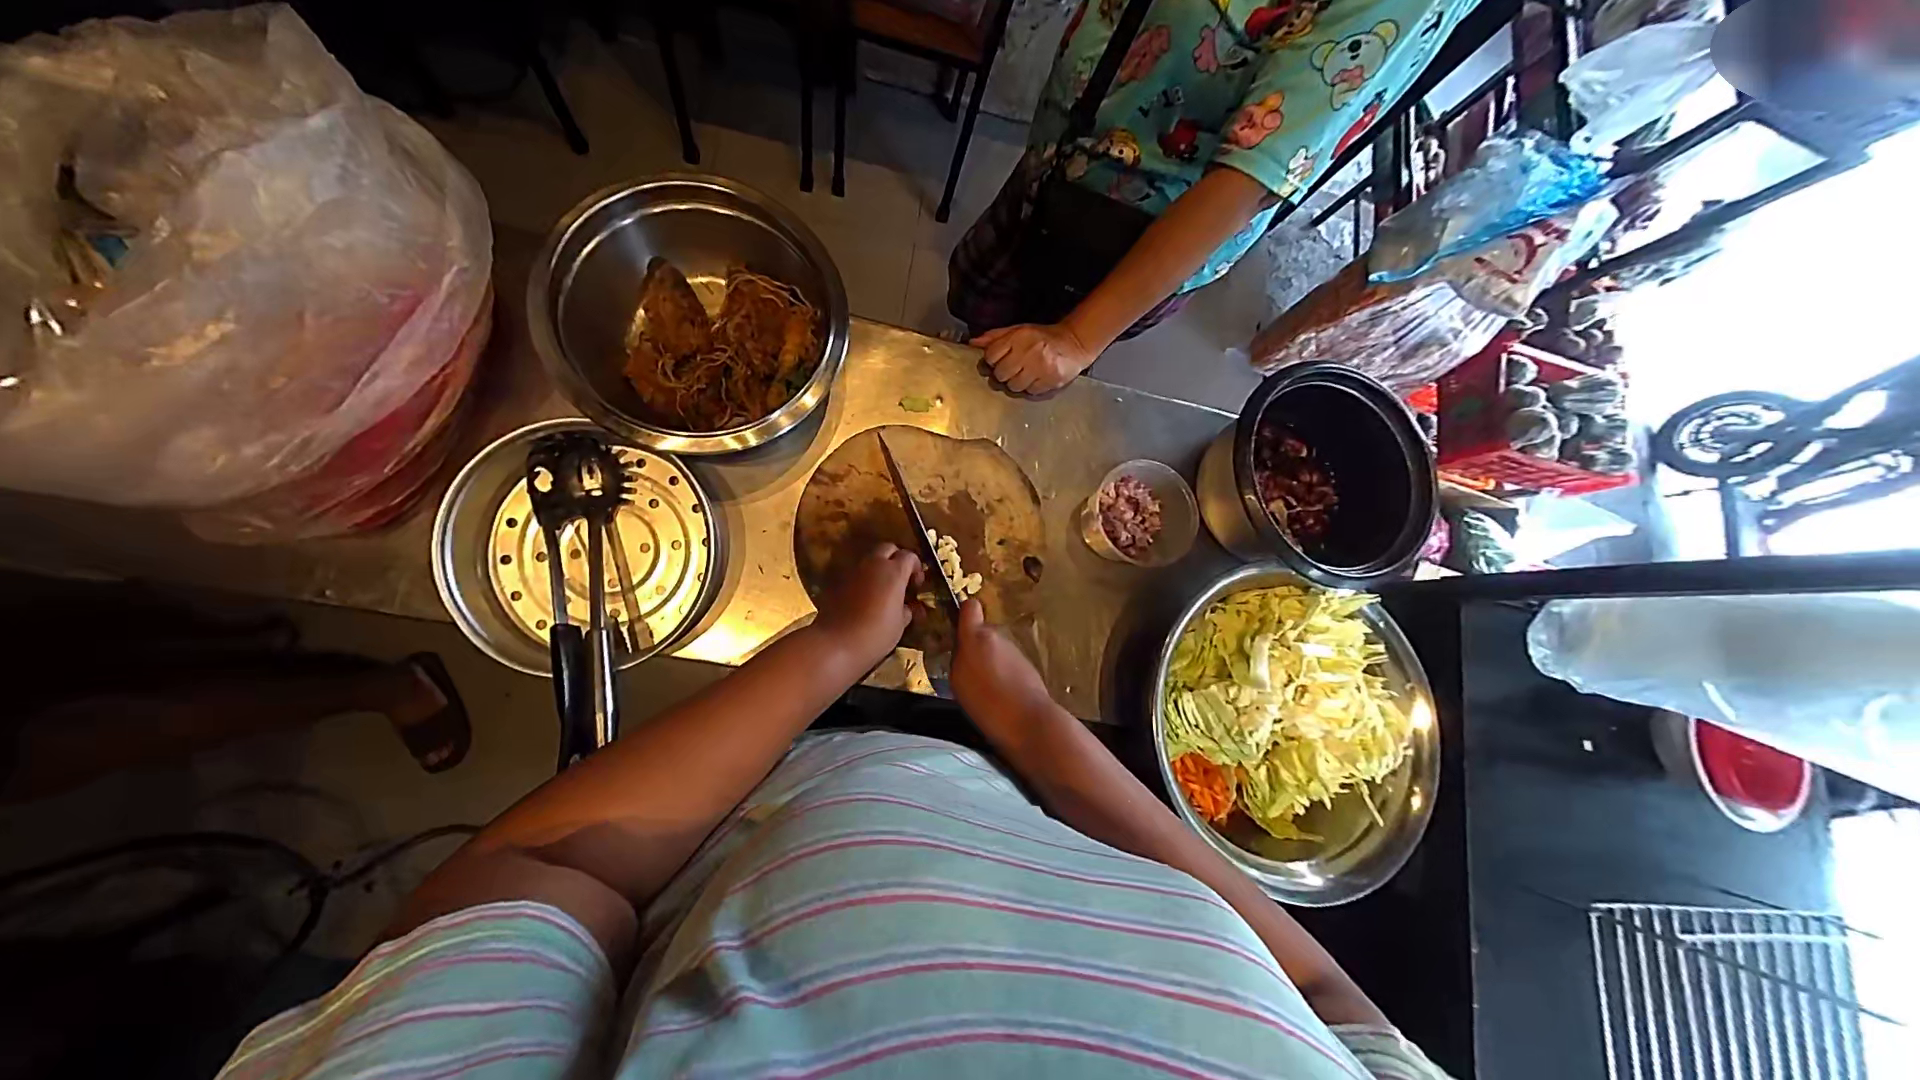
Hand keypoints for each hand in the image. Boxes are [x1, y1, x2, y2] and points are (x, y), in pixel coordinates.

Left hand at [812, 543, 922, 668]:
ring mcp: (852, 571)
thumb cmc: (876, 634)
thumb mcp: (899, 624)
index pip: (909, 556)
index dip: (915, 567)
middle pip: (887, 549)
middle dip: (896, 560)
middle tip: (900, 580)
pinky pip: (855, 575)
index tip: (917, 584)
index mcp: (893, 571)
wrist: (836, 643)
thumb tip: (905, 607)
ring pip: (869, 560)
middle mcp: (873, 564)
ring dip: (878, 569)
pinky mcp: (836, 582)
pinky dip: (863, 581)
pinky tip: (864, 600)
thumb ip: (905, 609)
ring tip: (882, 591)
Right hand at [951, 598, 1059, 746]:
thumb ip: (959, 658)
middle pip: (983, 633)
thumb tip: (962, 649)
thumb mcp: (959, 682)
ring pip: (996, 649)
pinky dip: (1004, 674)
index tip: (959, 630)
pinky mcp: (1029, 666)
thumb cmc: (987, 703)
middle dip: (977, 646)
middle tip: (971, 672)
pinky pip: (1008, 664)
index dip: (965, 615)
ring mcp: (1015, 651)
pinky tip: (1002, 696)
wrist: (1029, 721)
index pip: (970, 607)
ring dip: (992, 662)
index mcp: (976, 637)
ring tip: (987, 689)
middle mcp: (998, 637)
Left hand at [972, 322, 1098, 394]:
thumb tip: (973, 343)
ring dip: (1016, 382)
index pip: (991, 355)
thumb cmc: (1042, 338)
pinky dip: (1029, 388)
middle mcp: (1029, 352)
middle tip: (1012, 367)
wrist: (1073, 344)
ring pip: (1013, 386)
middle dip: (1003, 372)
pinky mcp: (1049, 381)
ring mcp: (1040, 368)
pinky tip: (1035, 378)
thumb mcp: (1018, 331)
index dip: (992, 359)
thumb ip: (995, 337)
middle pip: (1000, 374)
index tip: (998, 359)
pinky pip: (1029, 392)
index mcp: (1019, 337)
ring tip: (1025, 373)